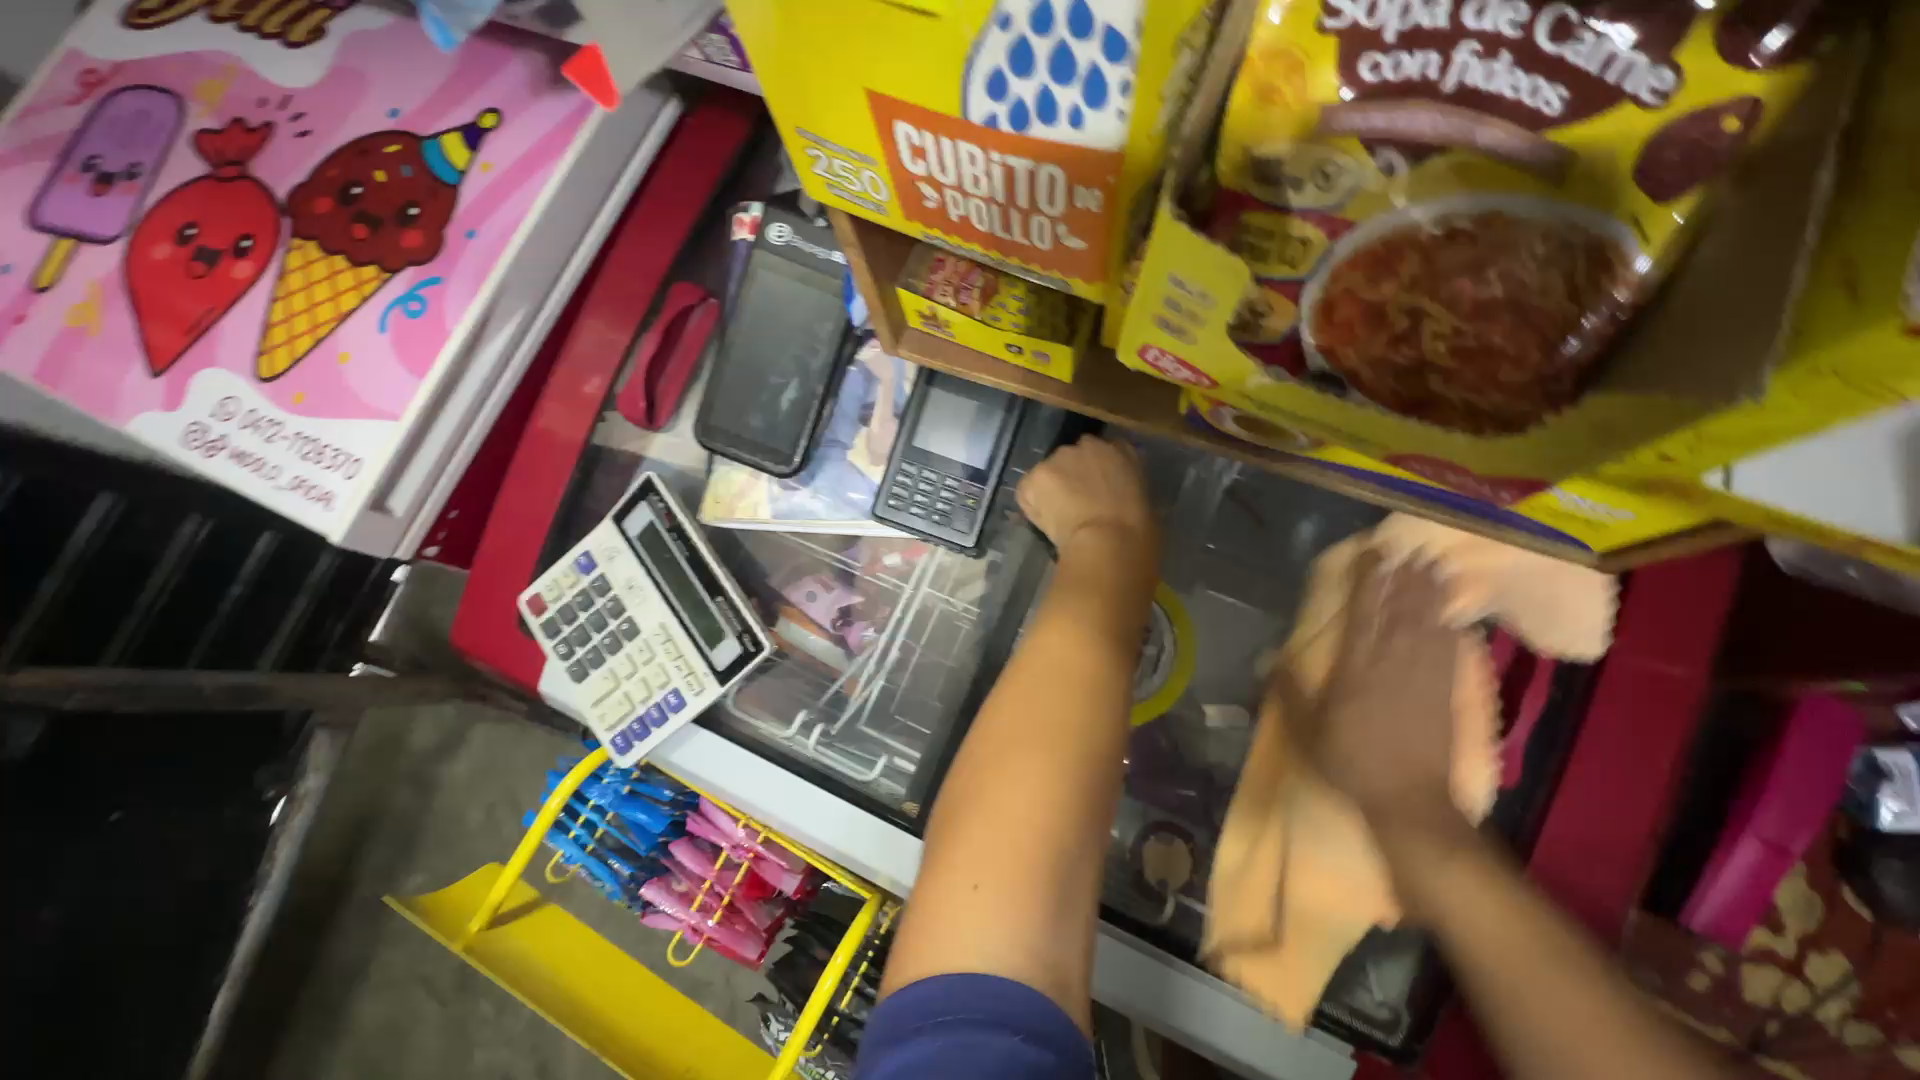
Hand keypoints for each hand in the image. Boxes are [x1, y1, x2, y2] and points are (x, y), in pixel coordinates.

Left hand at [1016, 436, 1155, 554]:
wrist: (1110, 540)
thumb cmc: (1137, 530)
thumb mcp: (1144, 500)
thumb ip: (1127, 485)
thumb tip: (1116, 490)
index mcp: (1121, 449)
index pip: (1104, 452)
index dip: (1096, 473)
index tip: (1096, 492)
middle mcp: (1088, 445)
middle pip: (1072, 458)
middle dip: (1071, 477)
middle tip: (1077, 506)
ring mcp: (1059, 458)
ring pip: (1048, 472)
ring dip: (1051, 489)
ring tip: (1059, 517)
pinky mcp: (1036, 476)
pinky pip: (1028, 489)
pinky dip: (1032, 504)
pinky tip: (1045, 521)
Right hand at [1303, 549, 1463, 828]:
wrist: (1409, 801)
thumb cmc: (1351, 763)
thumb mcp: (1306, 731)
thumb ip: (1289, 692)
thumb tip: (1268, 657)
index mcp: (1356, 668)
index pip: (1362, 613)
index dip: (1368, 580)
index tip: (1371, 554)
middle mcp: (1393, 663)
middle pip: (1401, 610)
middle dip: (1406, 577)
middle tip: (1412, 549)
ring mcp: (1424, 677)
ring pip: (1427, 624)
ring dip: (1431, 594)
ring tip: (1435, 567)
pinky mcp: (1446, 693)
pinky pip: (1450, 651)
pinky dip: (1452, 629)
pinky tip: (1454, 615)